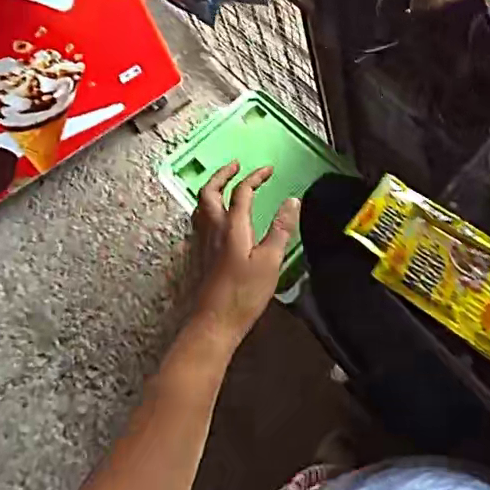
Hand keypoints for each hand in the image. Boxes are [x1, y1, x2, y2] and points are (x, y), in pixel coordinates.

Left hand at [188, 162, 295, 349]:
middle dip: (222, 174)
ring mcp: (201, 242)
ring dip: (212, 190)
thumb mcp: (271, 260)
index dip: (255, 177)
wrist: (213, 323)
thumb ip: (281, 229)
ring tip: (223, 187)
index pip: (242, 191)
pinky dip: (207, 210)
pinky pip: (198, 222)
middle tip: (235, 167)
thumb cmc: (243, 295)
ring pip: (200, 205)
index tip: (268, 171)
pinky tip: (215, 220)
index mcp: (232, 226)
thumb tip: (292, 202)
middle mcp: (213, 229)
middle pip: (210, 191)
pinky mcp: (197, 256)